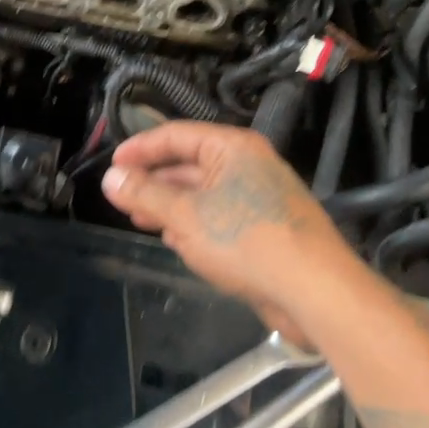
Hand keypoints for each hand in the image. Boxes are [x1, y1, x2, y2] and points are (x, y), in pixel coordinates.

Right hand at [101, 122, 357, 339]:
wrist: (318, 292)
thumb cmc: (247, 241)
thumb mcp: (184, 216)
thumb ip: (144, 193)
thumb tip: (110, 177)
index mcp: (232, 147)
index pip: (175, 135)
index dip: (139, 149)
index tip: (112, 166)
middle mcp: (248, 164)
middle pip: (188, 164)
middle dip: (153, 181)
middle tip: (121, 197)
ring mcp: (261, 196)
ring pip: (204, 193)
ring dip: (171, 205)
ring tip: (141, 219)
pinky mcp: (268, 228)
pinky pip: (221, 216)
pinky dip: (196, 224)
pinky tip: (177, 241)